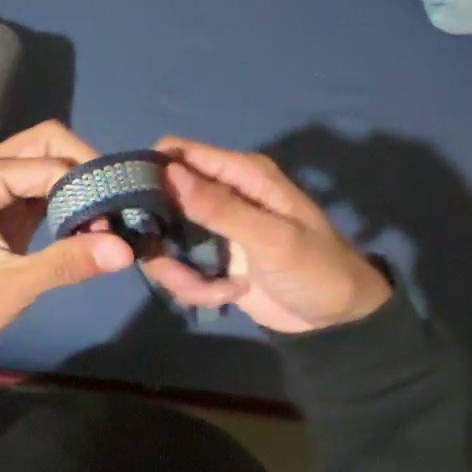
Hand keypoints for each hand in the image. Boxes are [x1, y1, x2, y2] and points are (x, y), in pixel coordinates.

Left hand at [0, 121, 134, 373]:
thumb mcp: (11, 288)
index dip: (88, 184)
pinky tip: (88, 228)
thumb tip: (126, 250)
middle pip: (46, 146)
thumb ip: (67, 262)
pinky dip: (64, 204)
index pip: (48, 161)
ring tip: (110, 219)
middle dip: (85, 172)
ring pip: (44, 166)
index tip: (122, 217)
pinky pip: (37, 191)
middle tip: (119, 208)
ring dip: (77, 187)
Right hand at [140, 136, 389, 333]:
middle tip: (169, 262)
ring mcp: (214, 232)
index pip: (180, 154)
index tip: (134, 205)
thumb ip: (219, 207)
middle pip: (163, 201)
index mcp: (241, 175)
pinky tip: (229, 295)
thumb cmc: (314, 268)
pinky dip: (196, 288)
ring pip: (166, 242)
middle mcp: (223, 196)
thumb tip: (168, 173)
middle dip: (159, 234)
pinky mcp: (211, 262)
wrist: (336, 318)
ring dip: (180, 272)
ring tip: (217, 289)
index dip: (152, 172)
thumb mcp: (269, 238)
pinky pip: (181, 270)